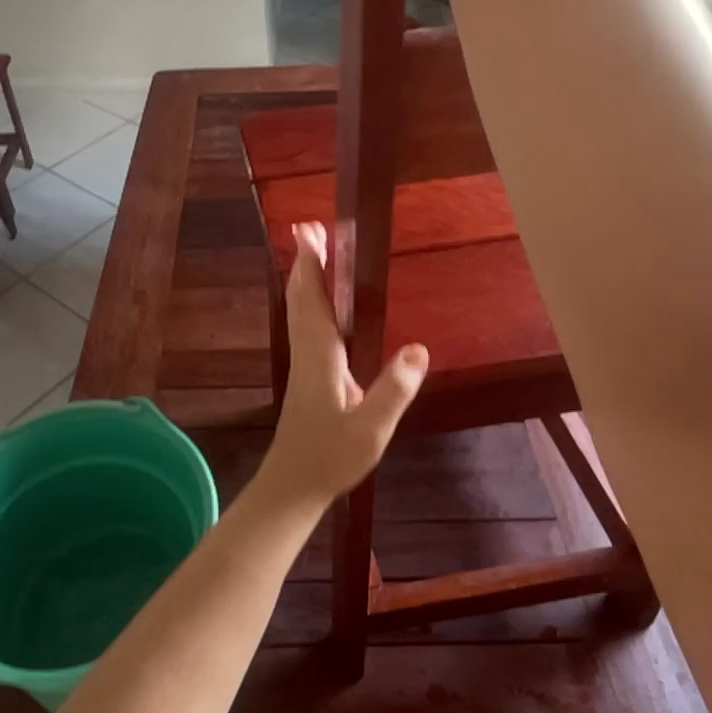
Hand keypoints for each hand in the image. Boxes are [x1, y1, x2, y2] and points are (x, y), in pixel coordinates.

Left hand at [256, 222, 428, 508]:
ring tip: (312, 252)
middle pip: (301, 297)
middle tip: (309, 227)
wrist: (292, 485)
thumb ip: (393, 391)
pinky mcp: (307, 375)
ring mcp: (304, 363)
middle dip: (306, 261)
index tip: (311, 230)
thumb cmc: (330, 457)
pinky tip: (320, 306)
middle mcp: (308, 352)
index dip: (313, 265)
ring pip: (300, 310)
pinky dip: (309, 301)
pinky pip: (305, 324)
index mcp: (320, 356)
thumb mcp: (370, 429)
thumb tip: (419, 347)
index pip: (315, 300)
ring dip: (305, 278)